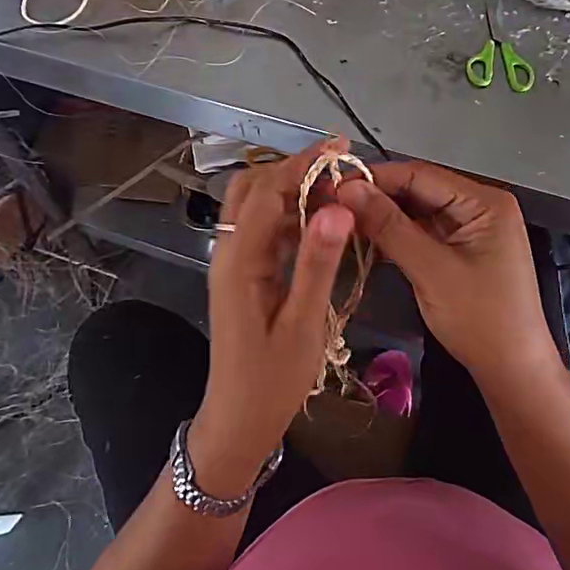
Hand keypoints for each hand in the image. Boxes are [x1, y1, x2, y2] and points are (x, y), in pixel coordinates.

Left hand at [192, 141, 355, 496]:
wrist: (237, 422)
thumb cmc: (271, 380)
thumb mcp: (303, 323)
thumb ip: (318, 263)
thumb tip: (337, 208)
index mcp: (239, 260)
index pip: (267, 192)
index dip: (302, 164)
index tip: (339, 148)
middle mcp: (229, 252)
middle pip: (252, 189)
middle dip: (293, 169)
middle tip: (339, 168)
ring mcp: (233, 263)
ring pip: (256, 207)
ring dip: (291, 190)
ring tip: (335, 189)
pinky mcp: (243, 275)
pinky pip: (263, 231)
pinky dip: (289, 216)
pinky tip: (320, 222)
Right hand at [336, 161, 562, 384]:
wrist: (513, 371)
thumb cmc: (481, 319)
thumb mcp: (431, 269)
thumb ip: (389, 226)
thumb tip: (348, 188)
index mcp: (484, 201)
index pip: (420, 175)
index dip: (374, 178)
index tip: (332, 186)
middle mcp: (478, 206)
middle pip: (417, 190)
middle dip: (375, 197)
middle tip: (329, 205)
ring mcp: (469, 228)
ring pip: (415, 211)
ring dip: (381, 217)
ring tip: (338, 221)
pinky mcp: (459, 249)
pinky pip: (420, 232)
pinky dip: (394, 236)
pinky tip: (363, 238)